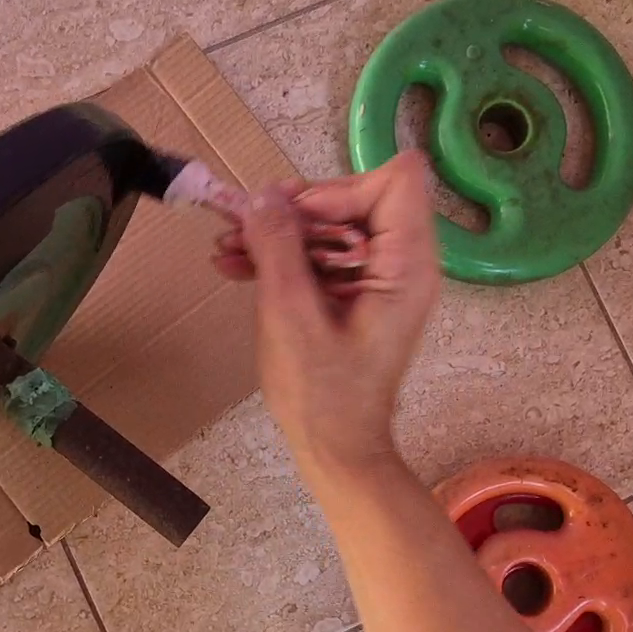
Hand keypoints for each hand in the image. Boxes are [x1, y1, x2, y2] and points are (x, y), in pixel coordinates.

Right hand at [213, 152, 441, 482]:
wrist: (335, 449)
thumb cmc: (320, 393)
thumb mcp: (291, 315)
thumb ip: (278, 247)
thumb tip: (263, 195)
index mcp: (406, 266)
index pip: (393, 181)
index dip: (337, 190)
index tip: (293, 221)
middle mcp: (403, 265)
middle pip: (356, 200)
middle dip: (295, 212)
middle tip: (243, 226)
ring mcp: (380, 283)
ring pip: (332, 229)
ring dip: (279, 235)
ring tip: (226, 247)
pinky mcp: (358, 299)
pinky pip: (324, 260)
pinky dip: (285, 260)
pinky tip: (236, 265)